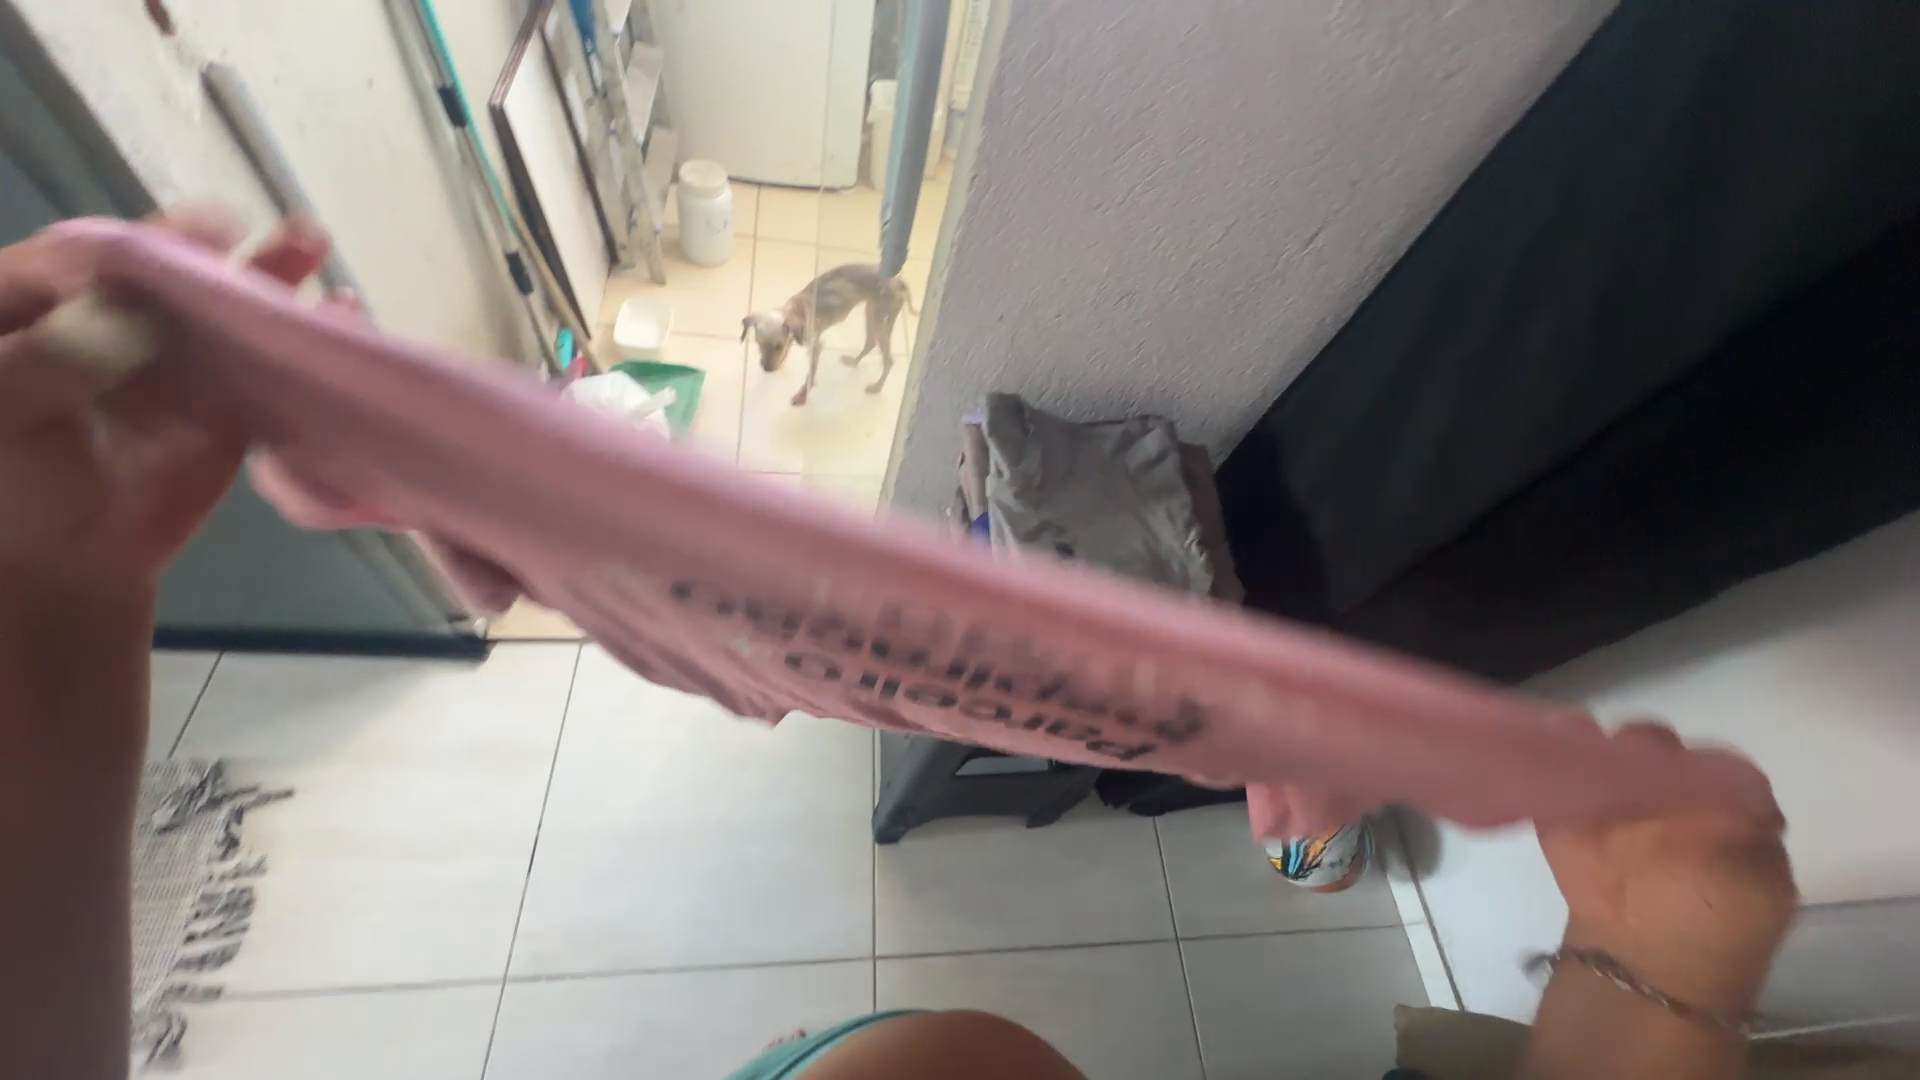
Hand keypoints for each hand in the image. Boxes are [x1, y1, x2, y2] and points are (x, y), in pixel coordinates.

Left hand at [0, 209, 329, 600]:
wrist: (67, 560)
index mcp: (26, 314)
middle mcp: (102, 325)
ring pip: (220, 311)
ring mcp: (170, 362)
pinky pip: (264, 362)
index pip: (79, 261)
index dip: (133, 243)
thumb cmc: (4, 488)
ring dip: (266, 280)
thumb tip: (134, 317)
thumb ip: (48, 363)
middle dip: (209, 246)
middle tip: (251, 225)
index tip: (191, 232)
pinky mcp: (225, 399)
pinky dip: (301, 339)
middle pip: (161, 275)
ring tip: (312, 242)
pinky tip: (341, 311)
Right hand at [1539, 722, 1795, 1011]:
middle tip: (1631, 778)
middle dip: (1638, 749)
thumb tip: (1718, 776)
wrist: (1640, 951)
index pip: (1707, 757)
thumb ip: (1744, 819)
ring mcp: (1606, 789)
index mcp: (1717, 800)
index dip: (1698, 764)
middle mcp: (1661, 785)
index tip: (1684, 781)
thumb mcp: (1755, 875)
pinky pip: (1550, 759)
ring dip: (1589, 746)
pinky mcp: (1559, 801)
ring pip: (1596, 740)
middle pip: (1648, 740)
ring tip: (1586, 768)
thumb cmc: (1709, 918)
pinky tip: (1546, 757)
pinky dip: (1544, 751)